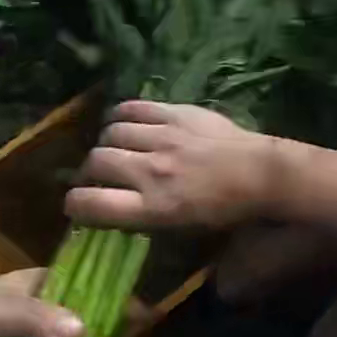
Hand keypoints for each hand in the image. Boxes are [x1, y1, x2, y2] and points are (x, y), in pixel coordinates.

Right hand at [65, 101, 286, 232]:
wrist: (261, 173)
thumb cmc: (226, 210)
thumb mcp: (183, 230)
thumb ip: (144, 222)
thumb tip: (113, 218)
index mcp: (154, 207)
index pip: (93, 203)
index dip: (74, 203)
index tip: (75, 203)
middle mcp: (151, 171)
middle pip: (97, 162)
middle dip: (89, 170)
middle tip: (97, 175)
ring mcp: (162, 138)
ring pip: (111, 132)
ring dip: (105, 141)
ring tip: (113, 147)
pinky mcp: (174, 113)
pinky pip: (132, 107)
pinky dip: (119, 114)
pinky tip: (122, 122)